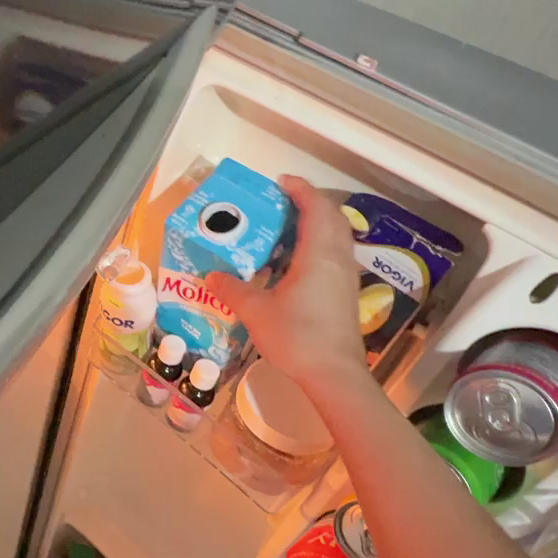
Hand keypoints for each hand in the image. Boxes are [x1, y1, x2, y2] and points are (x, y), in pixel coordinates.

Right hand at [206, 175, 366, 390]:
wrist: (334, 374)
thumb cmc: (297, 337)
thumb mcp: (255, 311)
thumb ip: (232, 289)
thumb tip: (211, 275)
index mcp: (318, 255)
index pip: (316, 208)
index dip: (300, 190)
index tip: (280, 182)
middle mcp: (337, 260)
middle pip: (331, 218)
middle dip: (309, 204)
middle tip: (280, 203)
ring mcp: (345, 278)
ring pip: (336, 237)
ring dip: (315, 225)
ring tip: (284, 229)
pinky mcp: (345, 295)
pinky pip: (333, 256)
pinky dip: (317, 246)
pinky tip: (293, 262)